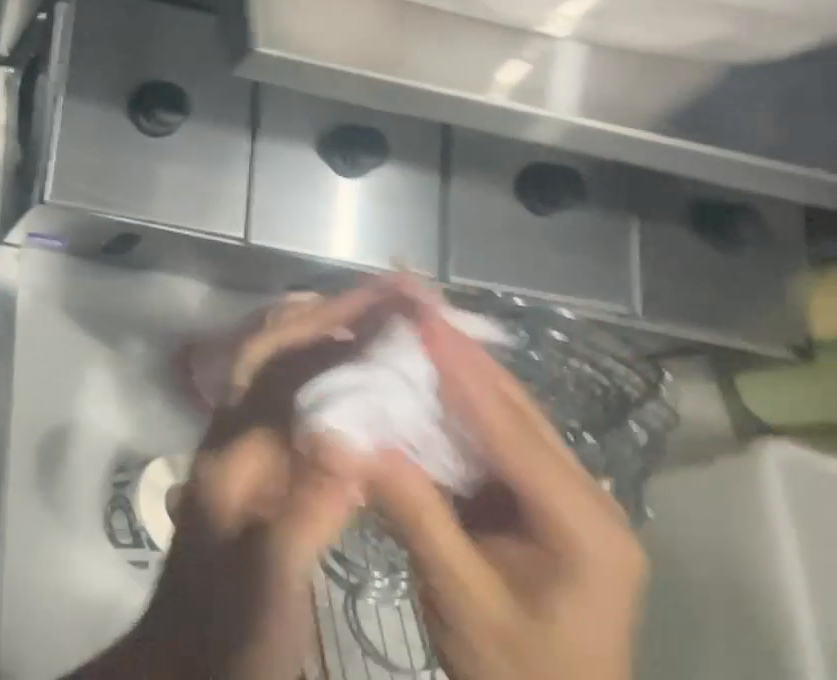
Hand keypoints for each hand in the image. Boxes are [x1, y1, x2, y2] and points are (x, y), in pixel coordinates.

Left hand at [73, 279, 410, 679]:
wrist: (182, 667)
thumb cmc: (227, 632)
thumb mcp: (274, 579)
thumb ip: (308, 506)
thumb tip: (350, 429)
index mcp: (234, 454)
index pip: (279, 366)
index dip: (332, 327)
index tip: (393, 302)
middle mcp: (229, 442)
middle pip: (268, 357)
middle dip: (324, 320)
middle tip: (393, 305)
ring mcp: (238, 460)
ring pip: (275, 381)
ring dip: (323, 348)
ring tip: (387, 335)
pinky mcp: (253, 484)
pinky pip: (287, 416)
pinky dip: (325, 392)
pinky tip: (366, 402)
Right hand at [368, 288, 646, 679]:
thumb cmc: (514, 665)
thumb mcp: (461, 596)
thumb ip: (416, 515)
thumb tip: (358, 442)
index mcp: (582, 522)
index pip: (509, 427)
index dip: (459, 367)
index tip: (419, 314)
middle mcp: (586, 498)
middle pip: (516, 410)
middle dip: (461, 353)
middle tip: (409, 301)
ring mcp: (567, 500)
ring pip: (508, 419)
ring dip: (458, 373)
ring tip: (410, 326)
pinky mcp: (540, 506)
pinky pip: (495, 442)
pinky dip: (456, 407)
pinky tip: (420, 382)